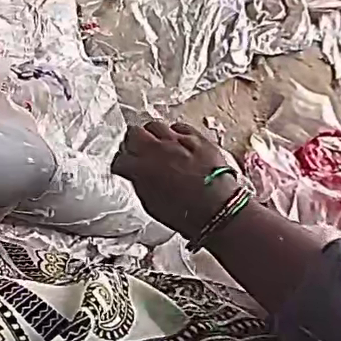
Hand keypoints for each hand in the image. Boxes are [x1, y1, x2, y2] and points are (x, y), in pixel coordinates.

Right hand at [112, 121, 241, 238]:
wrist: (220, 212)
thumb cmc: (186, 214)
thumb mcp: (150, 203)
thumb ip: (138, 183)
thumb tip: (134, 175)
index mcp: (140, 168)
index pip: (120, 158)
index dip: (120, 163)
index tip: (124, 168)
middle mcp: (156, 150)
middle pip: (134, 133)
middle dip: (133, 142)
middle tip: (137, 151)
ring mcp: (177, 141)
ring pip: (155, 126)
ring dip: (153, 135)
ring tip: (157, 145)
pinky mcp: (197, 138)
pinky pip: (179, 128)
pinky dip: (175, 134)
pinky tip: (177, 144)